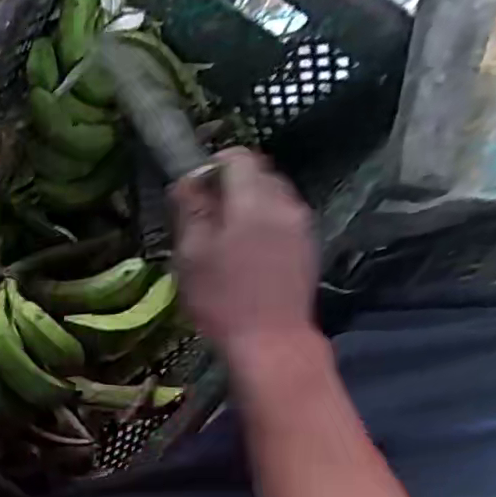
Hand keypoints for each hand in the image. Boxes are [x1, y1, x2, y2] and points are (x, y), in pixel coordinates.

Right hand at [170, 149, 319, 353]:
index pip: (237, 157)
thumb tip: (187, 179)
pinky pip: (281, 218)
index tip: (192, 191)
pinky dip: (262, 223)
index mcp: (252, 201)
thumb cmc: (221, 299)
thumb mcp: (191, 255)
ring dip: (246, 205)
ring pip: (271, 195)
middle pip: (257, 173)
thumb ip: (191, 211)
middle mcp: (284, 203)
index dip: (211, 166)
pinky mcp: (307, 244)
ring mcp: (301, 223)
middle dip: (229, 185)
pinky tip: (245, 254)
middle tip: (203, 217)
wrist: (270, 339)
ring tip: (223, 238)